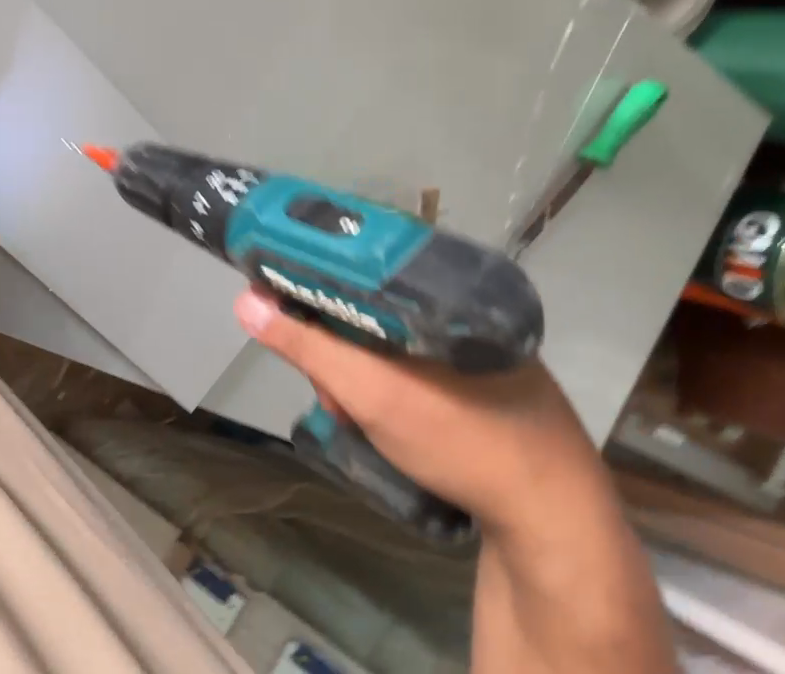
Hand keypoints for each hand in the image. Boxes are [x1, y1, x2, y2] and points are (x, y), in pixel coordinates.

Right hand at [235, 290, 606, 538]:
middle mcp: (468, 322)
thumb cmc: (465, 443)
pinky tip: (384, 426)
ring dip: (358, 381)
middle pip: (369, 317)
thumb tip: (245, 301)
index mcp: (451, 301)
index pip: (363, 273)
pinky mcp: (488, 396)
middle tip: (335, 397)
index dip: (315, 290)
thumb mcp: (371, 392)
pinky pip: (414, 376)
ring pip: (389, 351)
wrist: (556, 527)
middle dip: (335, 355)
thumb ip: (307, 345)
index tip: (286, 315)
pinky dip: (387, 394)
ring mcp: (482, 361)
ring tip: (357, 421)